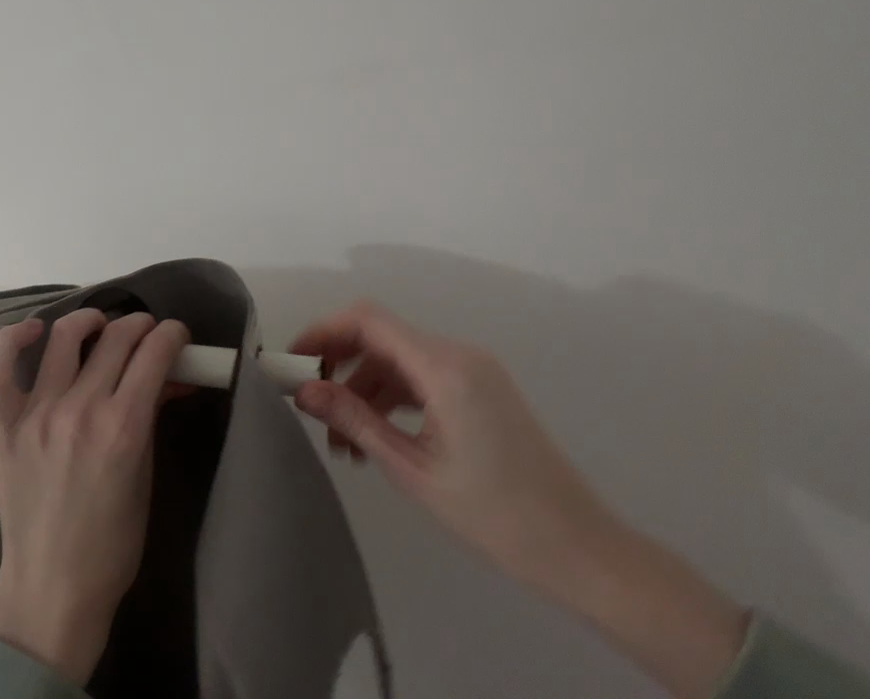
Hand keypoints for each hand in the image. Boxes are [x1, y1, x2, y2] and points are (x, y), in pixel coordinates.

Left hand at [0, 309, 190, 684]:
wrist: (52, 587)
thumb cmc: (111, 546)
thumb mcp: (144, 479)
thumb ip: (151, 420)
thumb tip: (168, 379)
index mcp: (122, 427)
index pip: (153, 354)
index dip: (171, 334)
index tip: (177, 334)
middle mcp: (78, 409)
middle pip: (115, 340)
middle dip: (140, 326)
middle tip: (149, 333)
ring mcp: (35, 414)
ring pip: (63, 339)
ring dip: (90, 321)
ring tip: (102, 324)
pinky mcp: (2, 425)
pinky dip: (13, 339)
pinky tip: (34, 330)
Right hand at [289, 301, 613, 587]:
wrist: (578, 548)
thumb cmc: (494, 512)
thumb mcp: (411, 467)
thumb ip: (354, 420)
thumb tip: (303, 390)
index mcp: (445, 367)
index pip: (368, 321)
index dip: (322, 332)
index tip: (290, 362)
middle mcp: (459, 356)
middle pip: (380, 337)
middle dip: (338, 366)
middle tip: (310, 408)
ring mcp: (474, 372)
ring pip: (397, 360)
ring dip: (362, 389)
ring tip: (342, 443)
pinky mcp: (480, 391)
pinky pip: (421, 378)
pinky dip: (390, 398)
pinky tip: (374, 438)